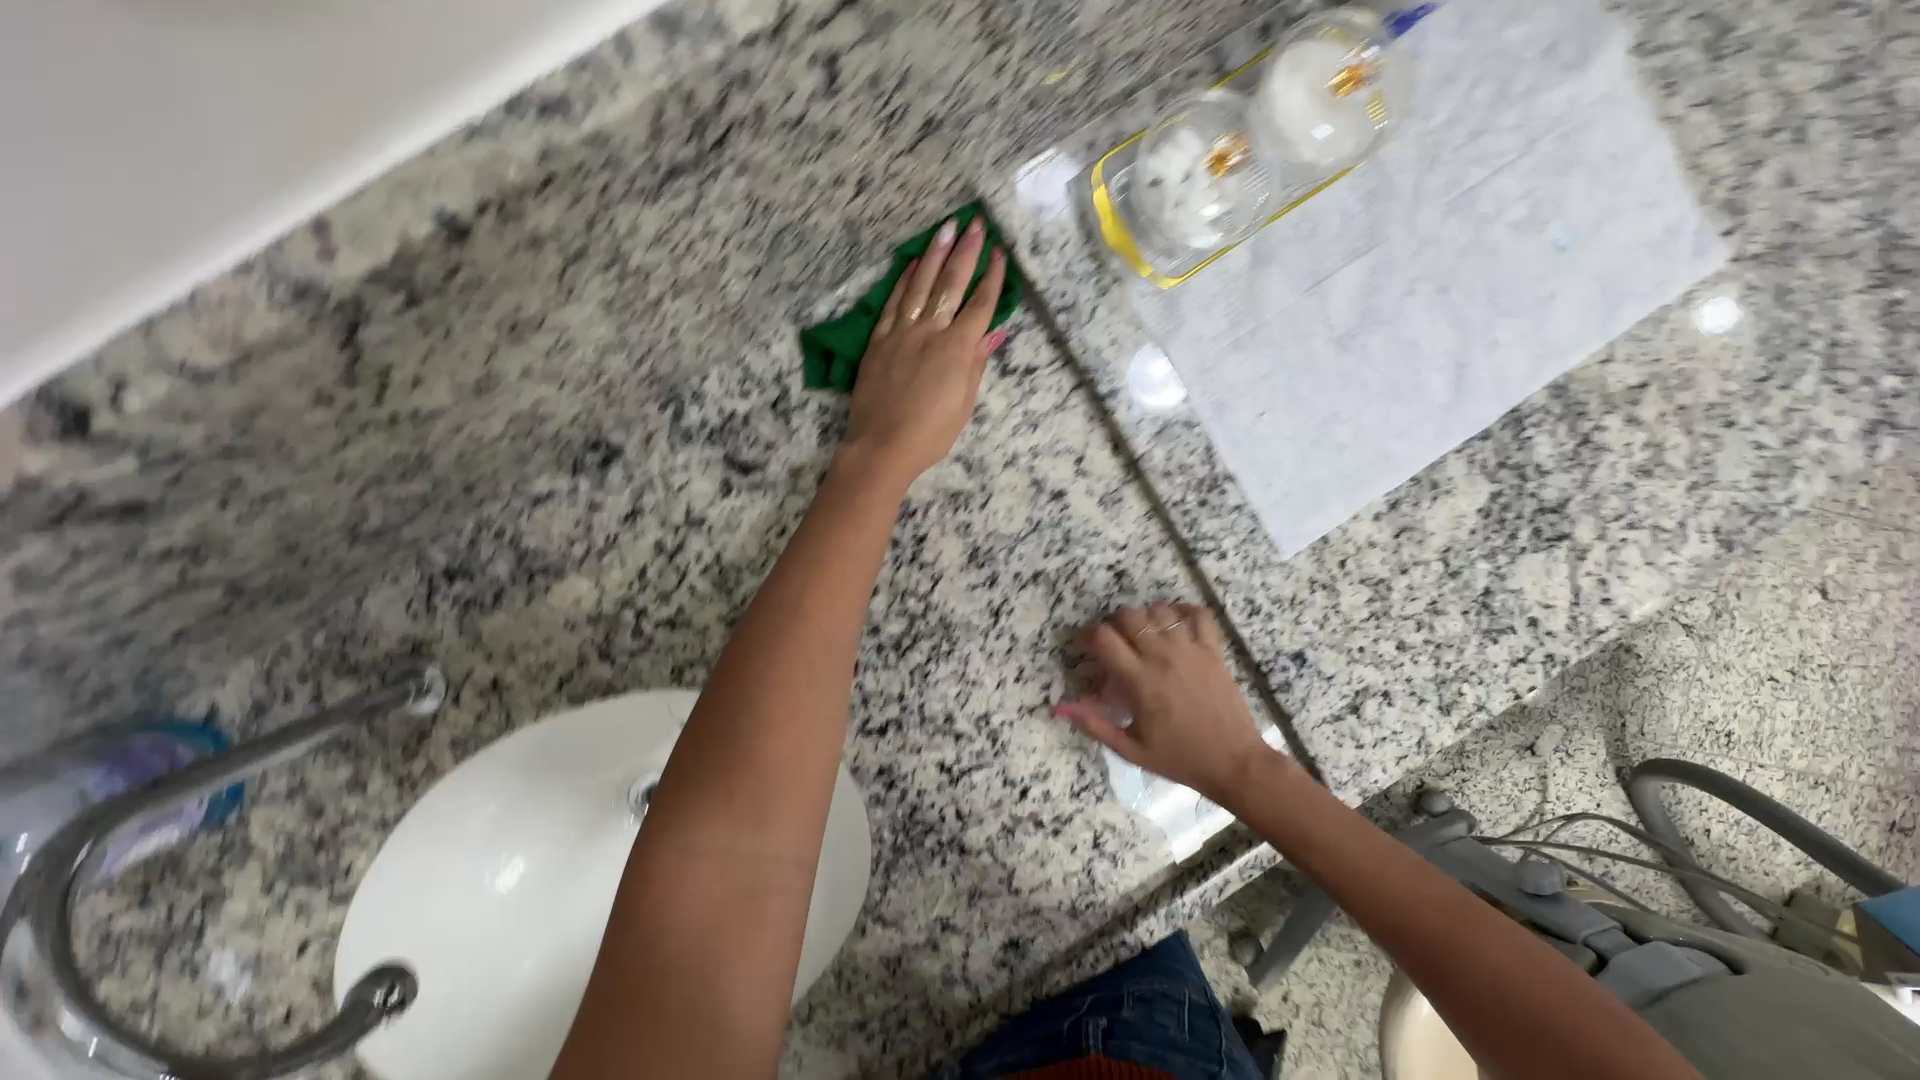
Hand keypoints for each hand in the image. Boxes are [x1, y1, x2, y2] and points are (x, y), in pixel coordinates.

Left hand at [842, 216, 1008, 489]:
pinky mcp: (878, 340)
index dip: (993, 277)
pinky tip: (911, 263)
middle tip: (975, 224)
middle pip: (951, 284)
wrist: (882, 445)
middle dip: (966, 252)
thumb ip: (976, 364)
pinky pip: (893, 303)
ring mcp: (902, 332)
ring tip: (945, 228)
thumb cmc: (931, 433)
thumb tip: (994, 333)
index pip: (980, 304)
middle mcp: (931, 332)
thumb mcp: (964, 403)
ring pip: (920, 285)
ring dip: (934, 254)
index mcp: (958, 349)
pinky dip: (903, 281)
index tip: (1000, 252)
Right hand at [1055, 602, 1291, 803]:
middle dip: (1114, 623)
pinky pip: (1200, 615)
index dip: (1088, 635)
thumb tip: (1061, 708)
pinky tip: (1176, 621)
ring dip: (1145, 616)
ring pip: (1159, 610)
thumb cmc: (1179, 758)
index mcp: (1139, 681)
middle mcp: (1163, 657)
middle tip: (1115, 642)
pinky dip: (1185, 611)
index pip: (1104, 638)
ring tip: (1143, 634)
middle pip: (1129, 616)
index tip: (1085, 645)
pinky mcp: (1213, 651)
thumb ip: (1095, 725)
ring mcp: (1191, 650)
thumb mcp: (1131, 750)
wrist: (1233, 762)